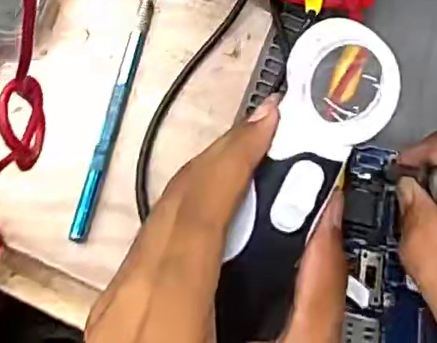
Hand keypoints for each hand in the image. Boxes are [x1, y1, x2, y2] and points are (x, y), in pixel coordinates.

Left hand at [86, 95, 346, 342]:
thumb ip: (313, 300)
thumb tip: (328, 220)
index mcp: (164, 319)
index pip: (199, 208)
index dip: (237, 151)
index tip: (272, 115)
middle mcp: (124, 304)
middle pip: (176, 201)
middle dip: (227, 155)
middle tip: (274, 132)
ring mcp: (107, 313)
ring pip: (161, 218)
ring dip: (210, 182)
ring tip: (256, 165)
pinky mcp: (108, 321)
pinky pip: (152, 245)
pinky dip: (191, 217)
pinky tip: (224, 218)